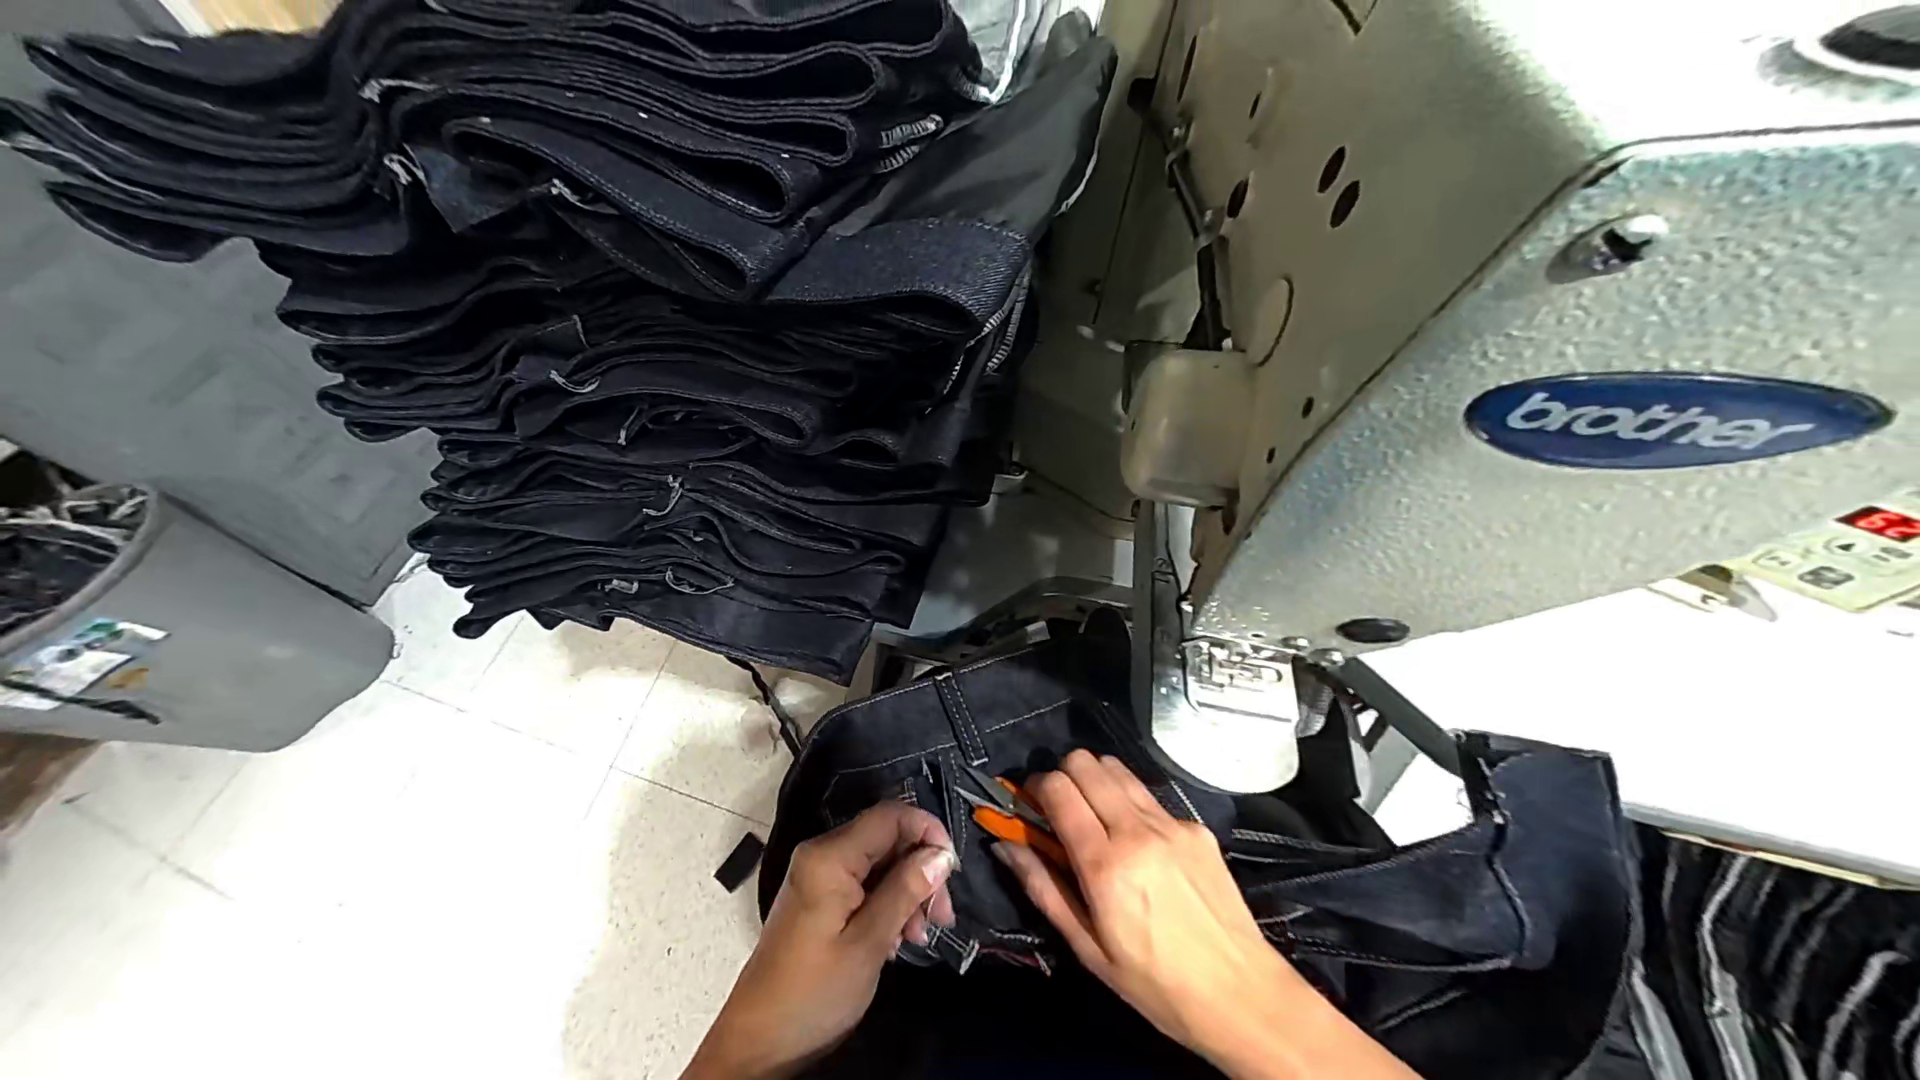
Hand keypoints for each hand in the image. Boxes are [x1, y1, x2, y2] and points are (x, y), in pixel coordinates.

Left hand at [682, 802, 957, 1079]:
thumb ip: (905, 890)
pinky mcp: (821, 895)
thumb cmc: (813, 992)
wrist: (758, 1041)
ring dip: (909, 890)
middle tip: (942, 913)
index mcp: (830, 856)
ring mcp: (820, 874)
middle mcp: (823, 854)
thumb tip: (941, 854)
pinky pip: (865, 881)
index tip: (951, 866)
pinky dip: (888, 901)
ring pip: (880, 861)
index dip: (927, 830)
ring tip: (922, 932)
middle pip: (887, 838)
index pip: (890, 815)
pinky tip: (899, 936)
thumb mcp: (868, 942)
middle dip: (921, 868)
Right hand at [996, 750, 1417, 1079]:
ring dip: (1096, 779)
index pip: (1058, 788)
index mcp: (1104, 864)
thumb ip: (1043, 888)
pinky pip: (1149, 796)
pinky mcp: (1196, 827)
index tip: (1032, 806)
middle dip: (1063, 774)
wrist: (1243, 995)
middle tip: (1062, 807)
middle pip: (1085, 762)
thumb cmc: (1155, 984)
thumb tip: (1005, 845)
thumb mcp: (1088, 948)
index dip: (1036, 787)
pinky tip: (1140, 841)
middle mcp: (1136, 830)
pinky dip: (1131, 803)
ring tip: (1097, 815)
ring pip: (1117, 768)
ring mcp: (1171, 824)